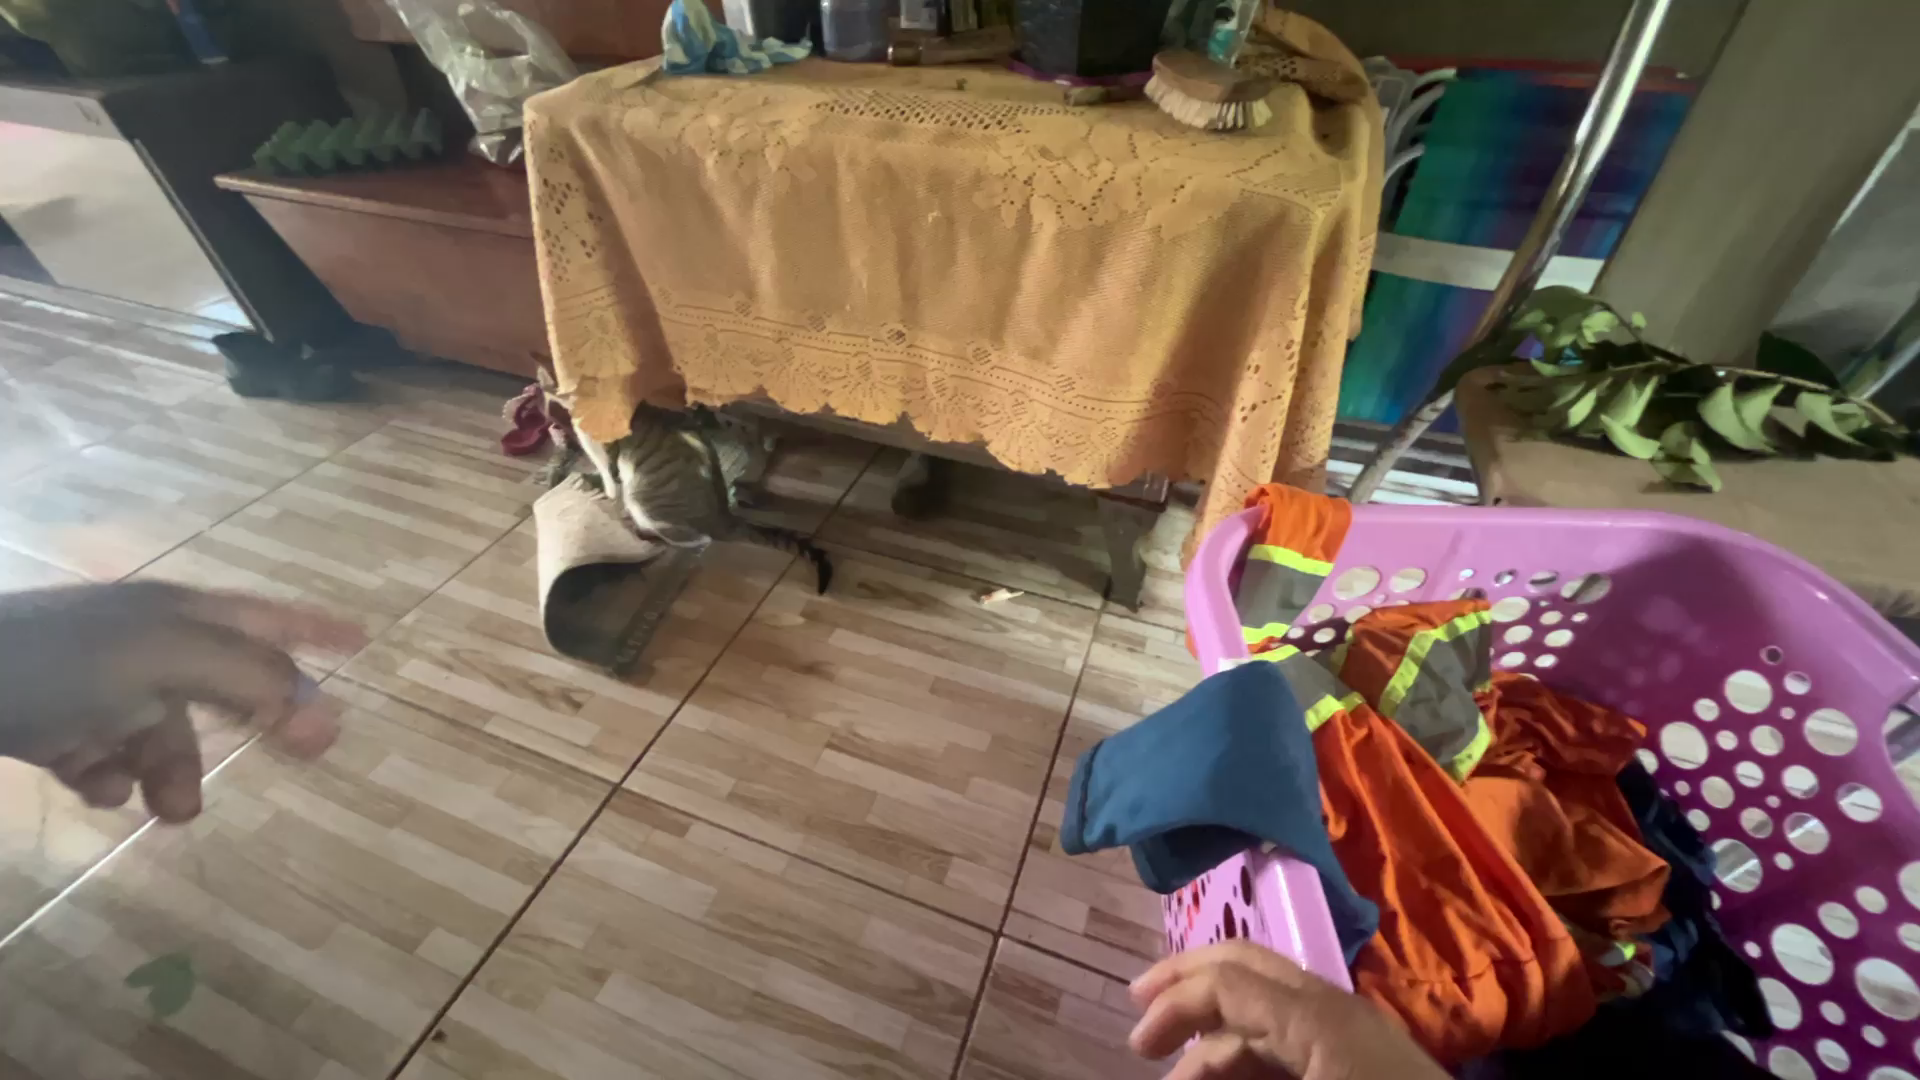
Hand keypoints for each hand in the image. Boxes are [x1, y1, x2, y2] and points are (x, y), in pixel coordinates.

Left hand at [0, 583, 364, 822]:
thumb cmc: (55, 662)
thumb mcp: (172, 659)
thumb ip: (256, 680)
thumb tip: (323, 713)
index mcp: (186, 615)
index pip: (275, 619)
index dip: (321, 630)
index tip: (363, 643)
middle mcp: (150, 642)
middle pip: (230, 680)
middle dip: (260, 720)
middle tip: (304, 751)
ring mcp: (97, 681)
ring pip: (166, 727)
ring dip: (178, 768)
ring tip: (176, 813)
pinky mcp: (46, 720)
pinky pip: (103, 751)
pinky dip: (116, 776)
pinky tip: (111, 794)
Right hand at [1128, 942, 1447, 1079]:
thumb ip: (1237, 1069)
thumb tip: (1184, 1070)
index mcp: (1316, 1015)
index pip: (1226, 980)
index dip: (1174, 1002)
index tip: (1139, 1047)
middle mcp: (1327, 1002)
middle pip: (1241, 960)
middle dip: (1185, 978)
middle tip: (1139, 1003)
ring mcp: (1346, 1022)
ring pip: (1261, 995)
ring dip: (1213, 1022)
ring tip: (1176, 1068)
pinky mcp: (1356, 1048)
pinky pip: (1286, 1027)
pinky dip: (1247, 1044)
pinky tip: (1224, 1068)